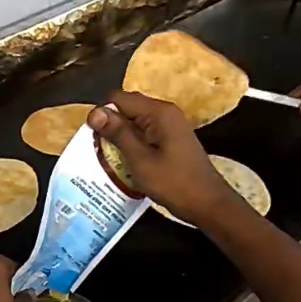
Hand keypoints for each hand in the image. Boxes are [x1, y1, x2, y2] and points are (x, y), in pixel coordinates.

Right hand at [87, 91, 242, 225]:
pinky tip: (124, 161)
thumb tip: (94, 112)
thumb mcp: (140, 159)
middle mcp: (164, 113)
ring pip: (132, 121)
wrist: (206, 203)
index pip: (119, 99)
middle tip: (99, 149)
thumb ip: (118, 133)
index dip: (102, 114)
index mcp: (158, 113)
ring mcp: (168, 125)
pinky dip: (129, 143)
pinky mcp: (168, 138)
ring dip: (118, 136)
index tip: (94, 138)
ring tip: (108, 157)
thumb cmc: (173, 182)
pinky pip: (142, 132)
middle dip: (109, 125)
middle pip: (126, 108)